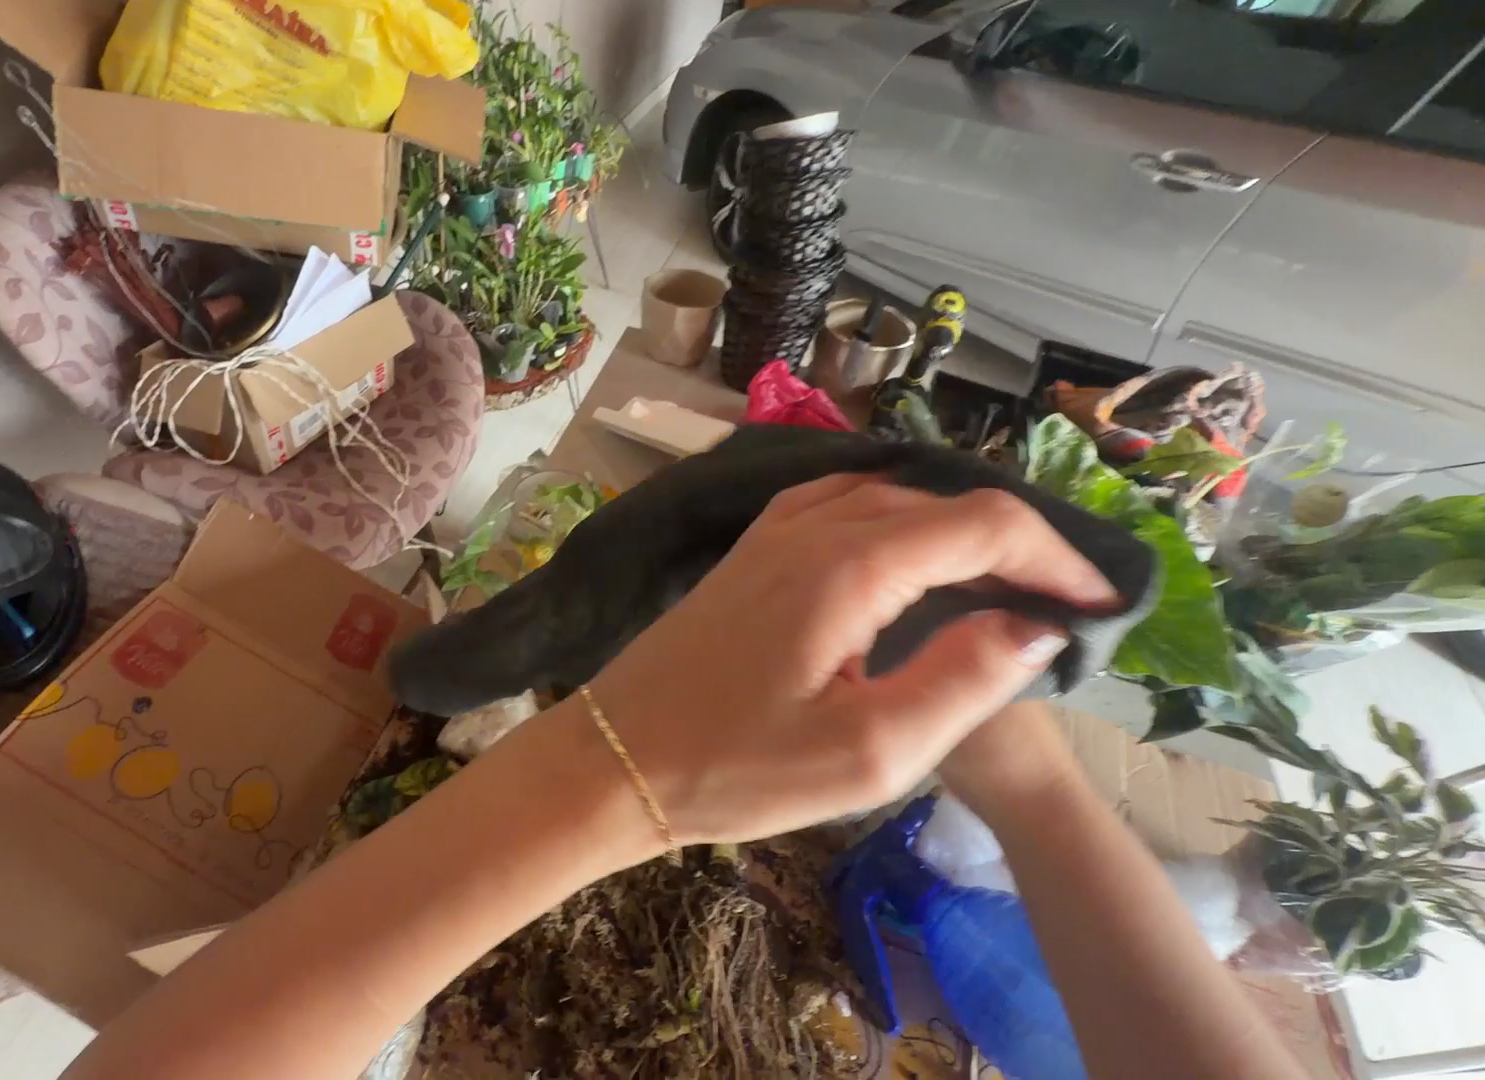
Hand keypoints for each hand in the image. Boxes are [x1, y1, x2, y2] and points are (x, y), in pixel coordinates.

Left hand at [582, 476, 1116, 846]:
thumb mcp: (868, 752)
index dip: (1057, 557)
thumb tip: (1035, 624)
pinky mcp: (747, 552)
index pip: (983, 523)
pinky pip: (837, 505)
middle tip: (1055, 604)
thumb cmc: (737, 768)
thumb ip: (964, 680)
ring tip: (996, 581)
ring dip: (951, 528)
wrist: (619, 754)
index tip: (1098, 607)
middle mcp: (809, 527)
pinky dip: (892, 520)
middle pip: (938, 502)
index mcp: (848, 566)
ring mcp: (769, 532)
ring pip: (887, 496)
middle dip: (1011, 543)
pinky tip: (903, 555)